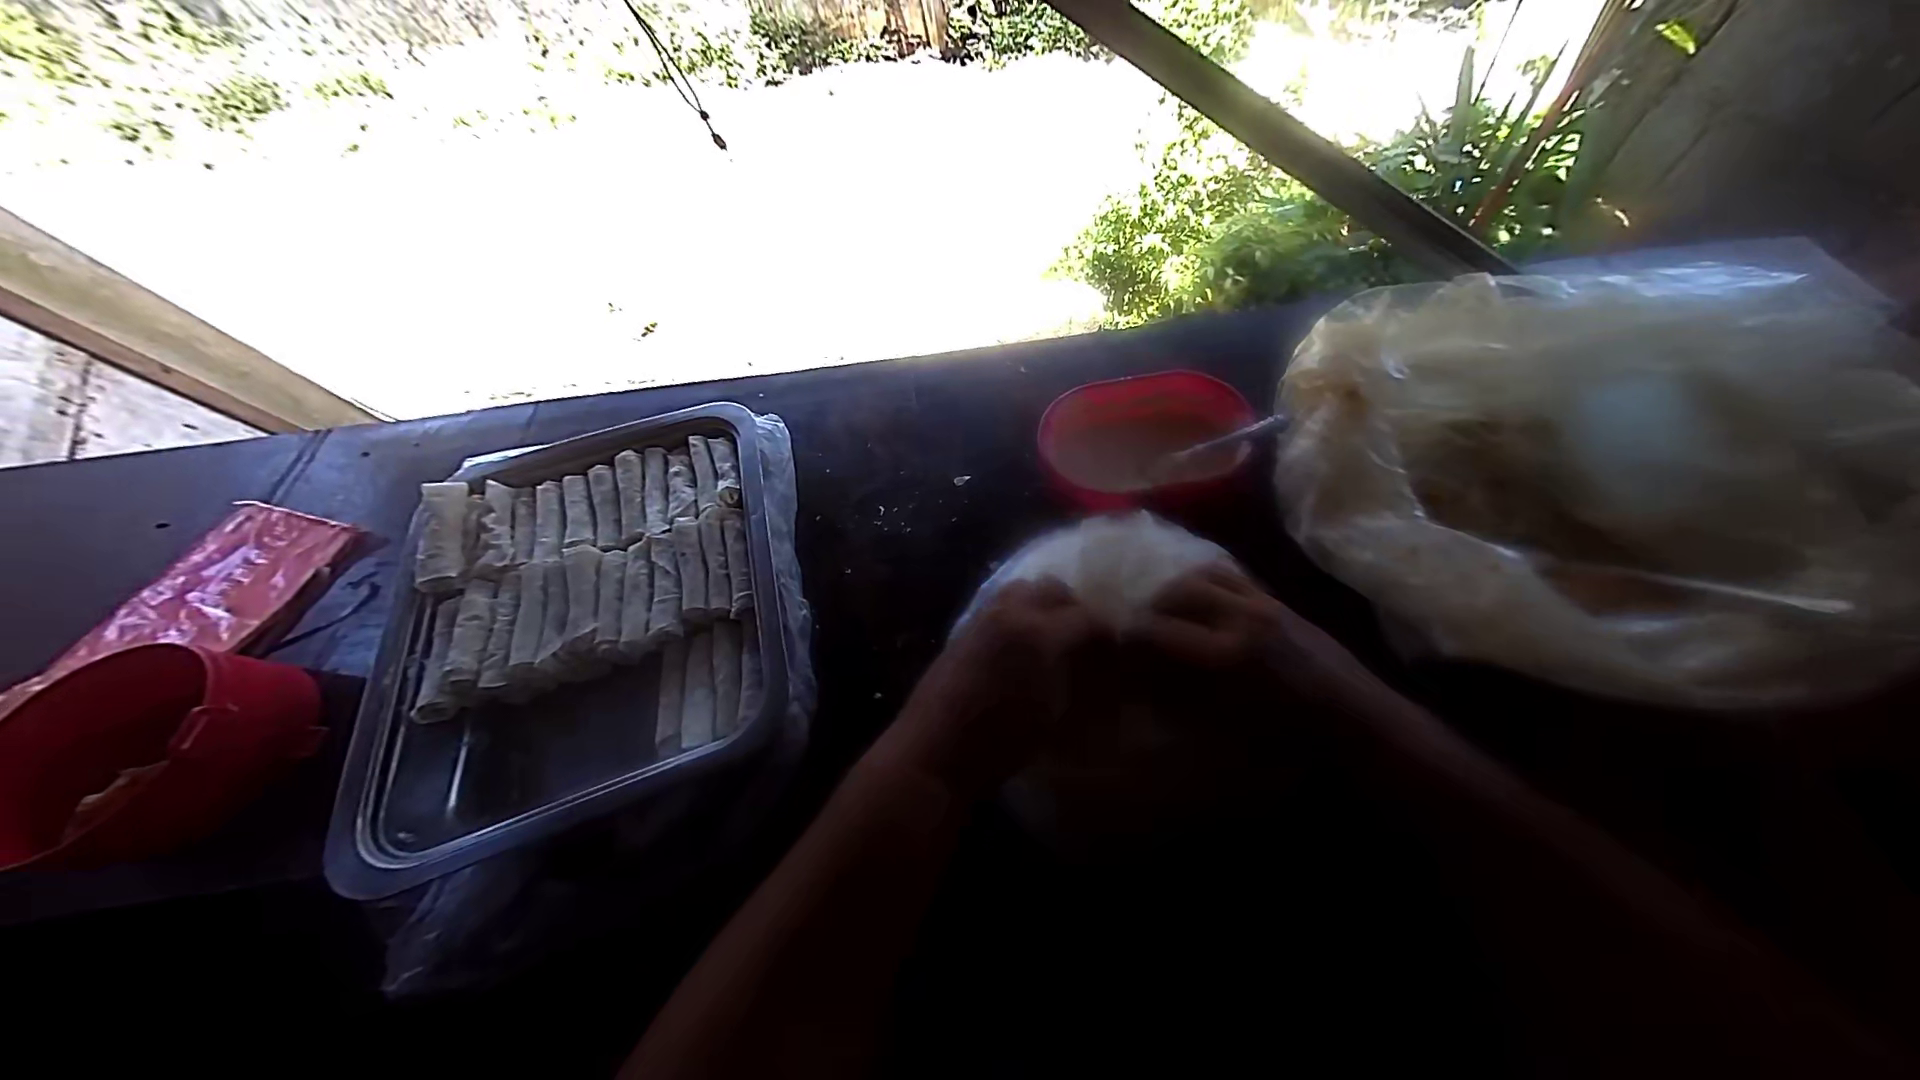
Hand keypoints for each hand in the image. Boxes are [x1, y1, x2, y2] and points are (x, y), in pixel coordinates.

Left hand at [873, 578, 1104, 797]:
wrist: (934, 751)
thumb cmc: (1000, 743)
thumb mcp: (1052, 713)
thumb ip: (1074, 675)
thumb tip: (1091, 661)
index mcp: (1038, 634)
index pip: (1087, 617)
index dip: (1107, 631)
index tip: (1116, 648)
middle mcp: (1010, 613)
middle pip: (1052, 588)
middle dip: (1075, 607)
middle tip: (1086, 635)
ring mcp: (982, 617)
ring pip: (1022, 588)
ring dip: (1043, 603)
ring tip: (1053, 633)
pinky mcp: (963, 629)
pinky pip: (998, 604)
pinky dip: (1018, 611)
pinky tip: (1022, 640)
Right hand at [1131, 562, 1395, 723]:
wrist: (1357, 722)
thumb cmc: (1288, 739)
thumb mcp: (1224, 723)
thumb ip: (1178, 692)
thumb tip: (1140, 674)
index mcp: (1228, 656)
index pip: (1159, 630)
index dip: (1129, 634)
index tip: (1114, 641)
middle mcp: (1244, 619)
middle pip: (1177, 591)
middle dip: (1149, 604)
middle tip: (1137, 621)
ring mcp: (1265, 604)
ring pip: (1204, 574)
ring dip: (1177, 587)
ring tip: (1165, 606)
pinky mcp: (1278, 601)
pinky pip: (1233, 576)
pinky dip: (1207, 582)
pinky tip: (1198, 600)